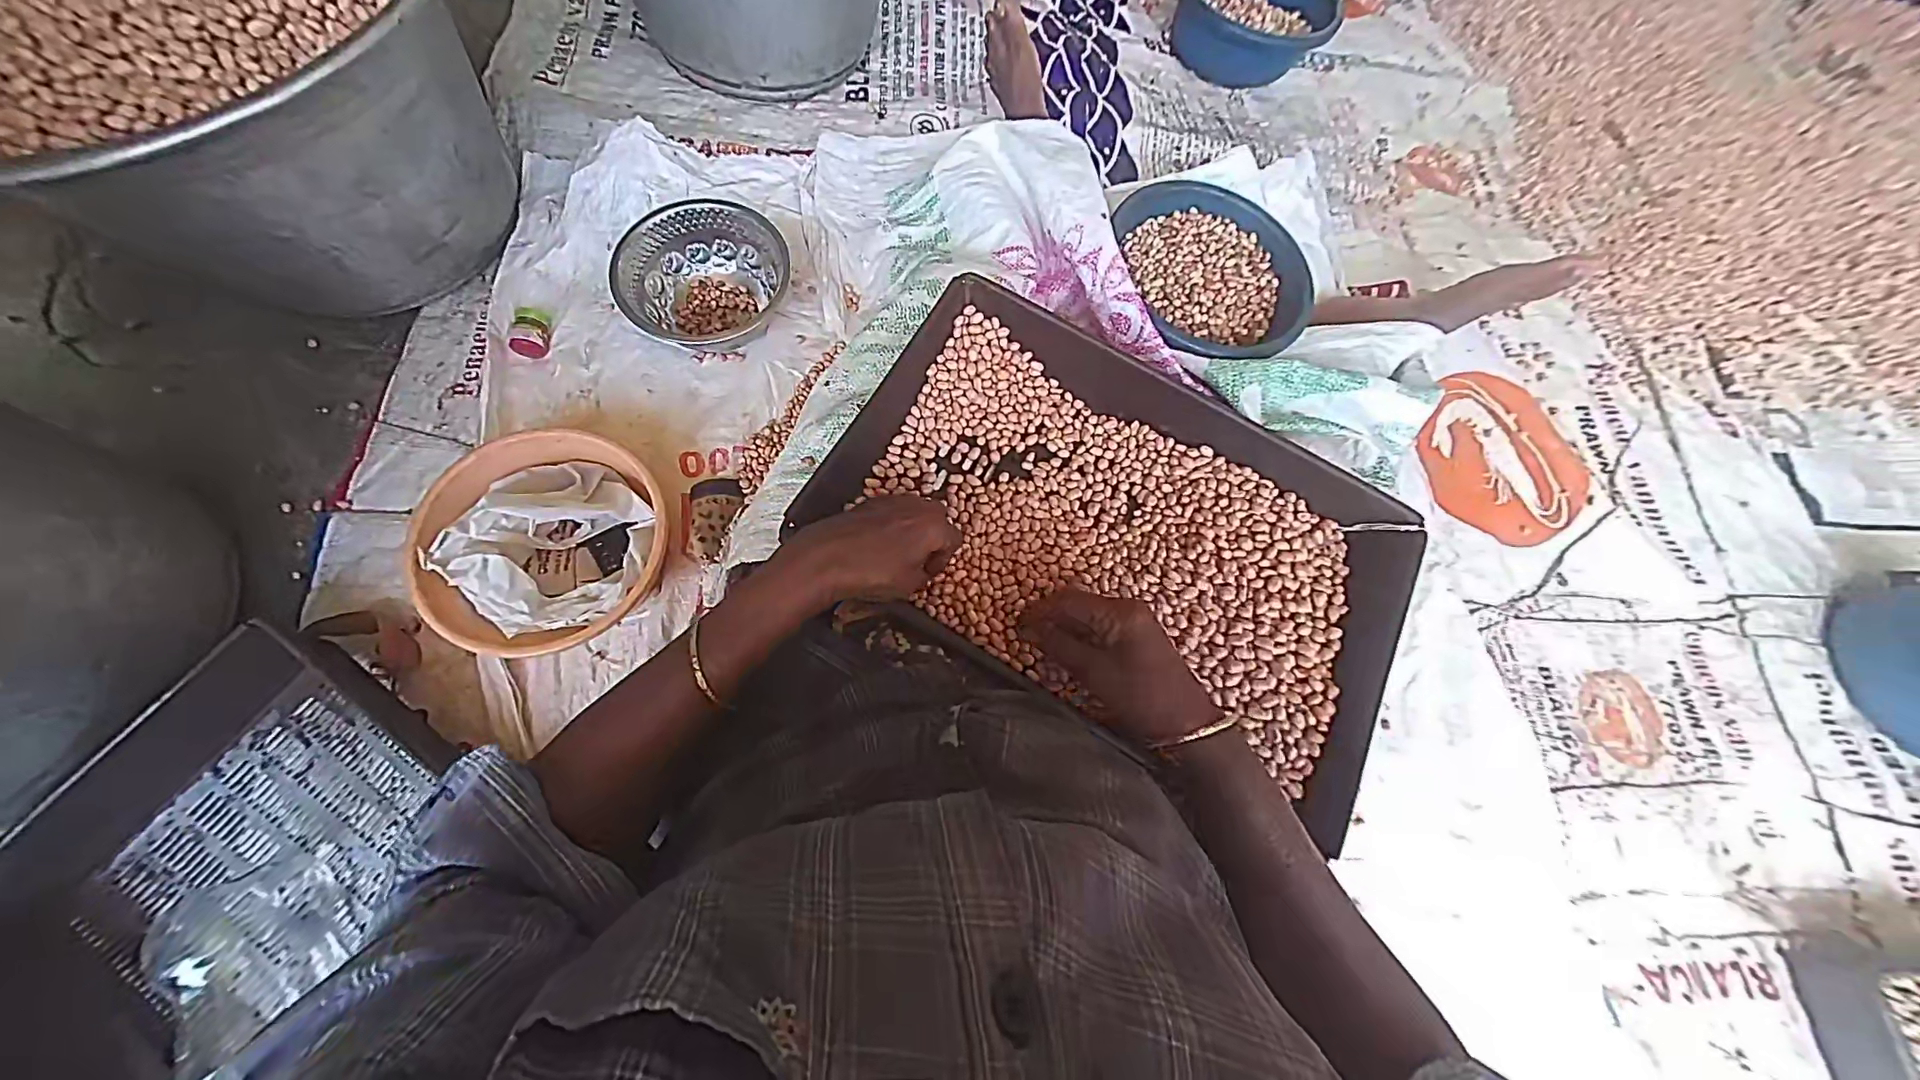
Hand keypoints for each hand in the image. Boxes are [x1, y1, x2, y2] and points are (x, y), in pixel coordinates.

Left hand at [771, 495, 960, 608]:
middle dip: (931, 539)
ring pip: (914, 513)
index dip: (942, 560)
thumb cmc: (870, 571)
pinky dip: (890, 526)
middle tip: (918, 561)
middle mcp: (917, 506)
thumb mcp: (909, 585)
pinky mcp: (870, 502)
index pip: (953, 540)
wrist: (827, 557)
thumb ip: (924, 575)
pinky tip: (876, 547)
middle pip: (937, 519)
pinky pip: (892, 512)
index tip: (929, 572)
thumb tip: (921, 571)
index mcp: (934, 525)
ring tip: (896, 555)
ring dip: (911, 531)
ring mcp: (892, 501)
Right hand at [1018, 587, 1219, 744]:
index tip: (1019, 625)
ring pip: (1089, 615)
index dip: (1040, 611)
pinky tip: (1068, 650)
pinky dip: (1082, 634)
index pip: (1069, 600)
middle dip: (1051, 617)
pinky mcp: (1138, 635)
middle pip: (1079, 603)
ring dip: (1065, 626)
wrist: (1185, 723)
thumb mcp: (1093, 672)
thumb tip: (1030, 629)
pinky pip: (1101, 625)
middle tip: (1027, 635)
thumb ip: (1059, 646)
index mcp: (1119, 612)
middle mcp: (1129, 608)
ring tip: (1043, 644)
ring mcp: (1136, 620)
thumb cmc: (1141, 698)